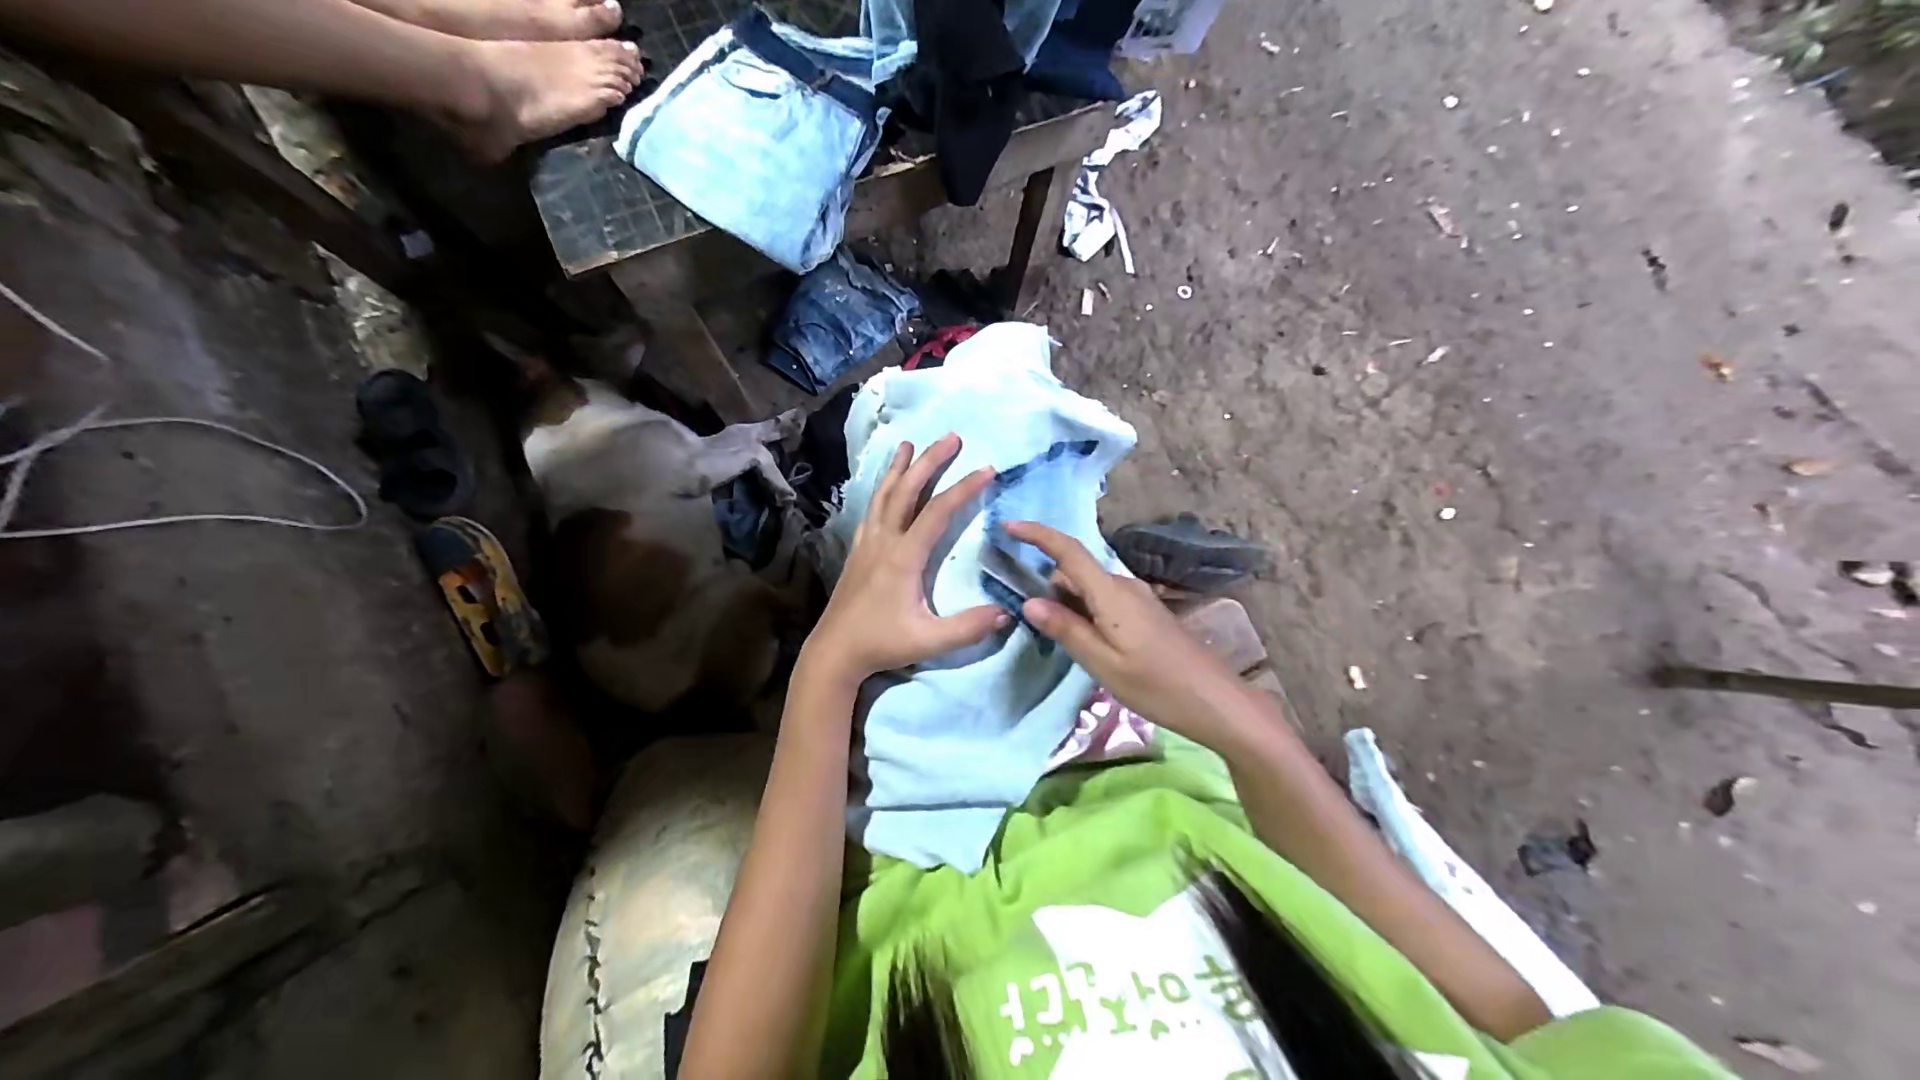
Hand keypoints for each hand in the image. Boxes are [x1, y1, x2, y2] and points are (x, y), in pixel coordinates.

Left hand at [800, 435, 1009, 686]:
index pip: (937, 513)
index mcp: (903, 557)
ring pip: (884, 495)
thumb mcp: (929, 641)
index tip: (987, 468)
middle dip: (930, 461)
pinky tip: (885, 487)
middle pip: (907, 491)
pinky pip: (871, 510)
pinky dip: (882, 490)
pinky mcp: (857, 551)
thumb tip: (1007, 612)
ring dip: (899, 468)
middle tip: (952, 437)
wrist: (833, 651)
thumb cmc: (881, 644)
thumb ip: (968, 627)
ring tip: (909, 444)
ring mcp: (867, 544)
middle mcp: (883, 541)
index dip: (963, 489)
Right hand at [1005, 521, 1255, 747]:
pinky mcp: (1144, 612)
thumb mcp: (1102, 663)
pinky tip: (1087, 644)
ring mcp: (1137, 598)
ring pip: (1088, 588)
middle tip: (1034, 626)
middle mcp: (1123, 585)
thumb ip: (1066, 629)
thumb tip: (1029, 602)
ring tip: (1060, 642)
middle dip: (1048, 588)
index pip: (1068, 551)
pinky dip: (1085, 612)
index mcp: (1111, 593)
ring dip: (1068, 605)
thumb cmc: (1156, 685)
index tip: (1007, 525)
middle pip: (1074, 572)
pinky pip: (1103, 601)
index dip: (1037, 534)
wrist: (1215, 700)